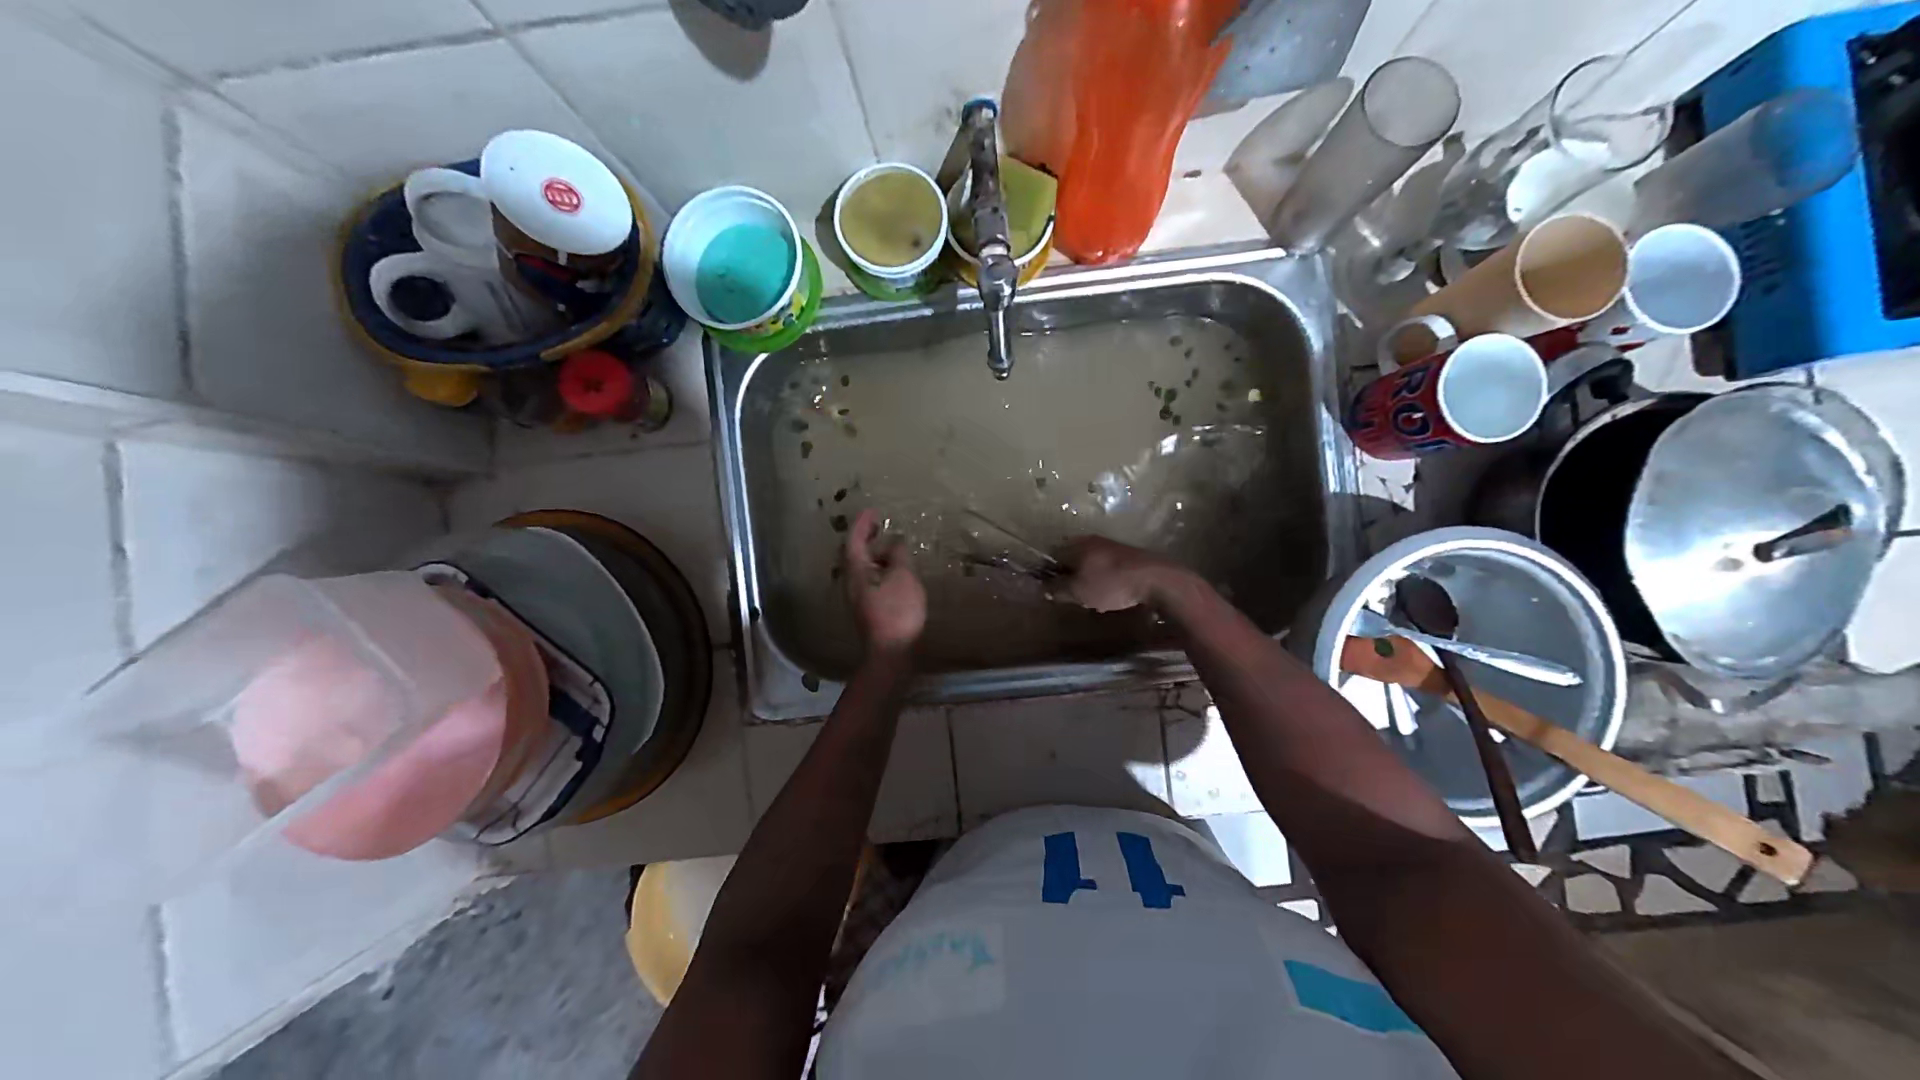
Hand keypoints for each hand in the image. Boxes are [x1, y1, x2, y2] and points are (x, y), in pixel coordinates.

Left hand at [844, 509, 926, 654]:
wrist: (890, 652)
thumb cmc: (897, 610)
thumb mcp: (903, 576)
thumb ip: (898, 555)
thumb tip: (895, 541)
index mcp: (856, 570)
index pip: (855, 540)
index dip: (863, 523)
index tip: (873, 510)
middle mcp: (852, 582)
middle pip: (855, 554)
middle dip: (866, 537)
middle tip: (880, 524)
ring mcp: (858, 597)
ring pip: (863, 568)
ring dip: (875, 554)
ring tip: (891, 545)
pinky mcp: (868, 608)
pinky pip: (871, 579)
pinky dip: (881, 568)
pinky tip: (895, 571)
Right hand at [1057, 536, 1184, 612]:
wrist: (1156, 579)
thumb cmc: (1110, 584)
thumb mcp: (1079, 592)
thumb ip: (1058, 590)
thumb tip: (1045, 589)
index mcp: (1076, 544)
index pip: (1052, 554)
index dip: (1048, 572)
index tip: (1050, 589)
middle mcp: (1092, 540)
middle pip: (1072, 559)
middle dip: (1070, 577)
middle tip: (1070, 596)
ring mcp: (1112, 546)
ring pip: (1090, 564)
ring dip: (1087, 581)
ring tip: (1091, 600)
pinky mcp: (1127, 556)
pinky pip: (1107, 568)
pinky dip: (1104, 581)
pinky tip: (1110, 597)